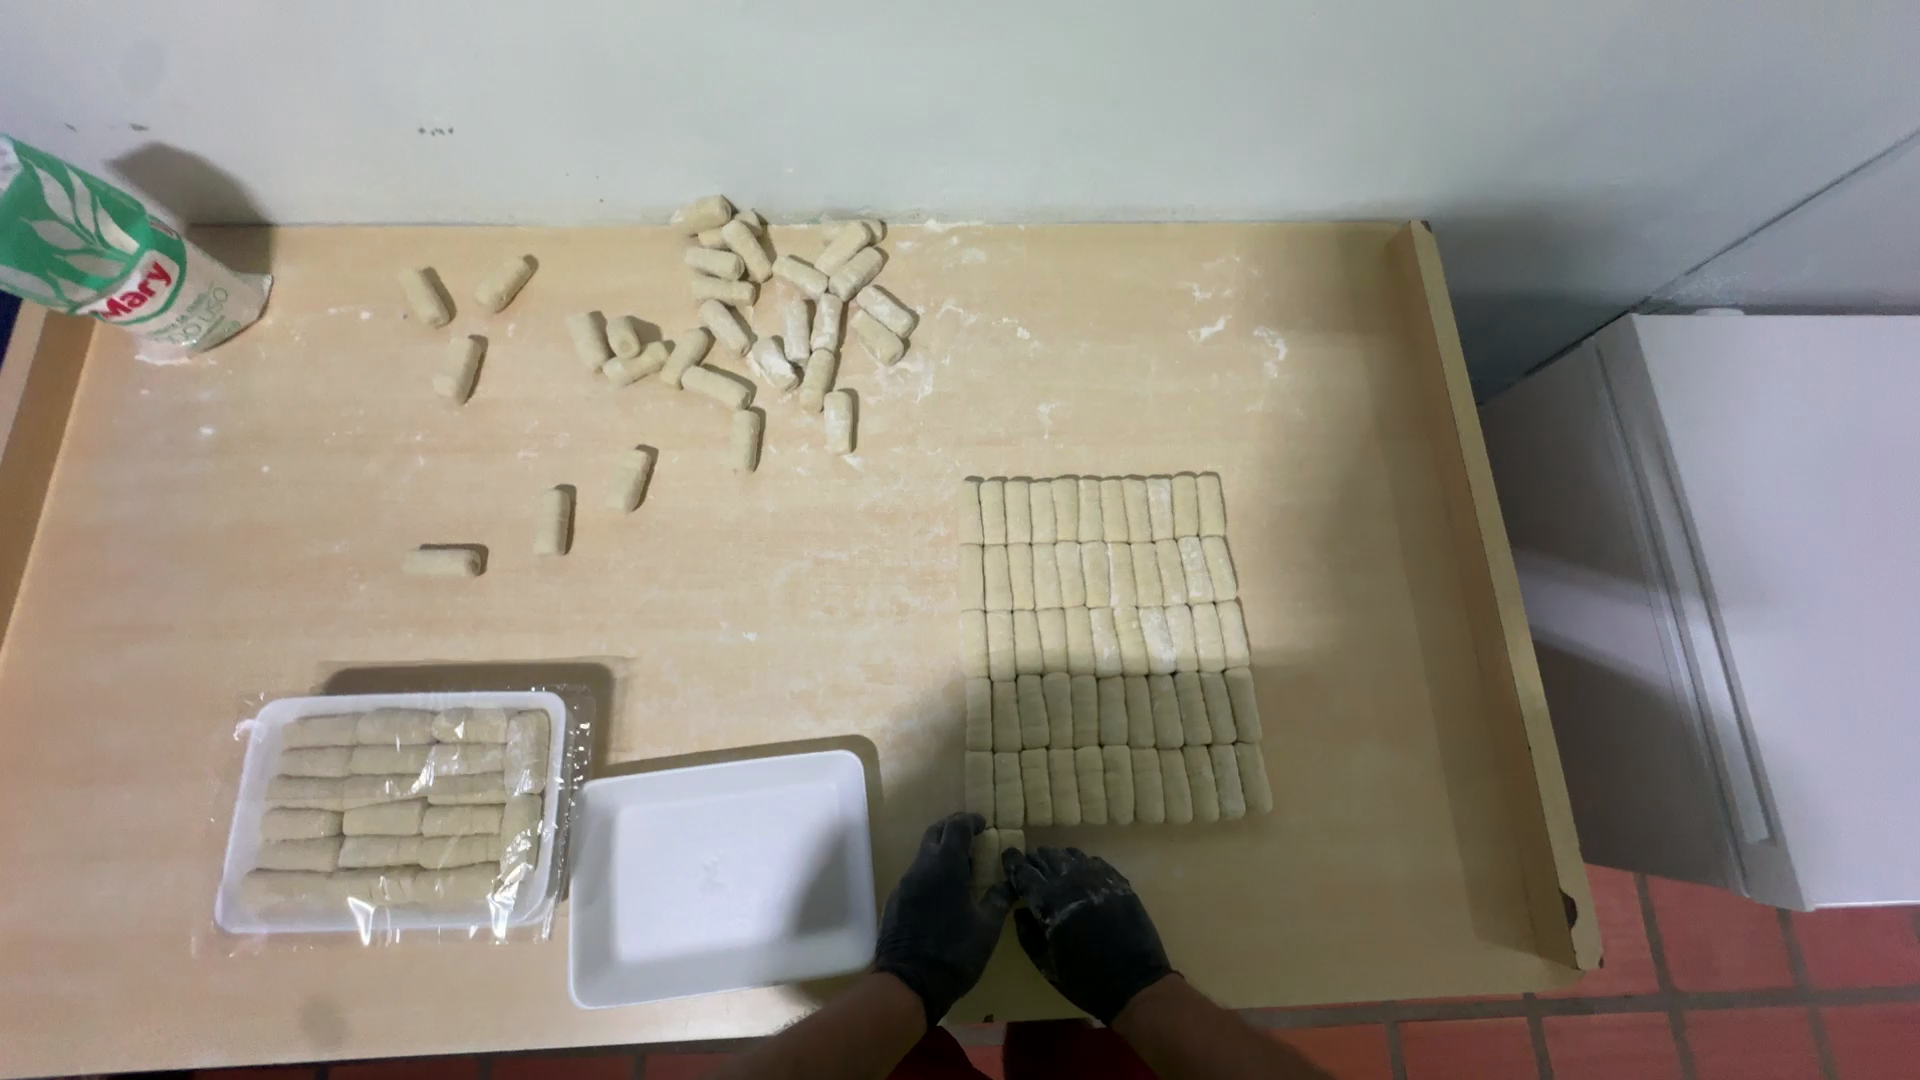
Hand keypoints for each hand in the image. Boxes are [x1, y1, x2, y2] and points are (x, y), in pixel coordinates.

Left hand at [873, 813, 1012, 1025]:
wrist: (908, 982)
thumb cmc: (954, 952)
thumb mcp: (987, 928)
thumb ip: (998, 899)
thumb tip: (1010, 882)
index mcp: (946, 865)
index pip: (956, 826)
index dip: (970, 821)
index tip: (983, 824)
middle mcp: (922, 866)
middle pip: (935, 832)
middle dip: (953, 829)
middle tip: (971, 837)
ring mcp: (905, 883)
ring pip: (923, 854)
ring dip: (941, 852)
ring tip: (962, 869)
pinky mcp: (896, 900)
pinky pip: (915, 875)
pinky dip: (931, 873)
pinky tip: (942, 894)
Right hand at [1004, 845, 1173, 1023]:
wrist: (1136, 985)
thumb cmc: (1086, 981)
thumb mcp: (1047, 967)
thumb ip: (1028, 936)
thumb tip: (1020, 912)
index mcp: (1050, 902)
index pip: (1025, 872)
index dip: (1013, 862)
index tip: (1007, 856)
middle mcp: (1072, 881)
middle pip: (1046, 857)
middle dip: (1034, 860)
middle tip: (1029, 866)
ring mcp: (1097, 877)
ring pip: (1069, 855)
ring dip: (1057, 859)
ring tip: (1053, 867)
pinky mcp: (1117, 880)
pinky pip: (1093, 861)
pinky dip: (1080, 863)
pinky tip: (1079, 873)